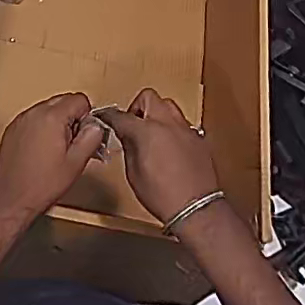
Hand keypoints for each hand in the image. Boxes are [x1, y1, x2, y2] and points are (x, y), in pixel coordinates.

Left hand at [0, 92, 105, 223]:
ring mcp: (21, 120)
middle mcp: (34, 113)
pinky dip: (42, 128)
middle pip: (63, 100)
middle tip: (72, 142)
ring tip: (56, 149)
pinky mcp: (13, 129)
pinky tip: (42, 150)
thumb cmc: (40, 185)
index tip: (83, 134)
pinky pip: (34, 118)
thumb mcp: (76, 162)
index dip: (86, 117)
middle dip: (72, 117)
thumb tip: (96, 126)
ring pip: (48, 108)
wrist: (11, 201)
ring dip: (57, 122)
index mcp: (51, 117)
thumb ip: (91, 138)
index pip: (79, 99)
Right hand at [98, 88, 222, 227]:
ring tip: (151, 132)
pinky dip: (172, 128)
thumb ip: (129, 148)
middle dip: (137, 107)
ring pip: (168, 105)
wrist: (195, 208)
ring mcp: (185, 128)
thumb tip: (127, 136)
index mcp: (147, 131)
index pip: (122, 115)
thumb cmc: (163, 196)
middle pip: (149, 97)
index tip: (106, 117)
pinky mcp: (198, 137)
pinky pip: (181, 123)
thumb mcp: (134, 174)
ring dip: (157, 113)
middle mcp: (168, 123)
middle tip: (132, 123)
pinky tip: (168, 145)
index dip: (110, 116)